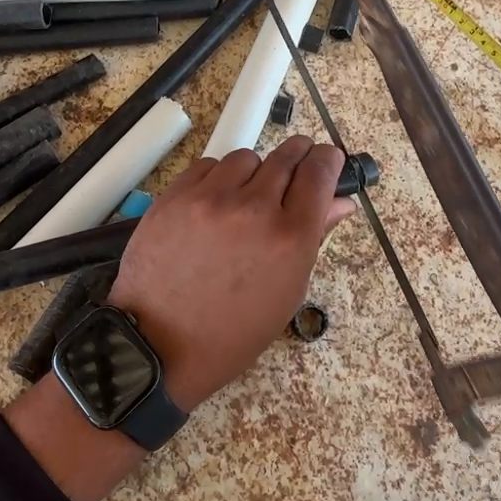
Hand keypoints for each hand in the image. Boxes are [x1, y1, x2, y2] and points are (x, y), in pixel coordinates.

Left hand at [106, 136, 356, 410]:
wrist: (159, 344)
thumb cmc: (232, 332)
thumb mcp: (287, 293)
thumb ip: (314, 237)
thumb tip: (340, 202)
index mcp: (290, 238)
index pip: (320, 172)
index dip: (328, 161)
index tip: (327, 160)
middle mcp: (254, 209)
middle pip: (287, 156)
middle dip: (298, 158)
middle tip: (296, 168)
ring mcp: (211, 198)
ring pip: (246, 158)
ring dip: (254, 172)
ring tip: (247, 198)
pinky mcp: (176, 195)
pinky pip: (208, 167)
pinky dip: (217, 179)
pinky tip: (215, 205)